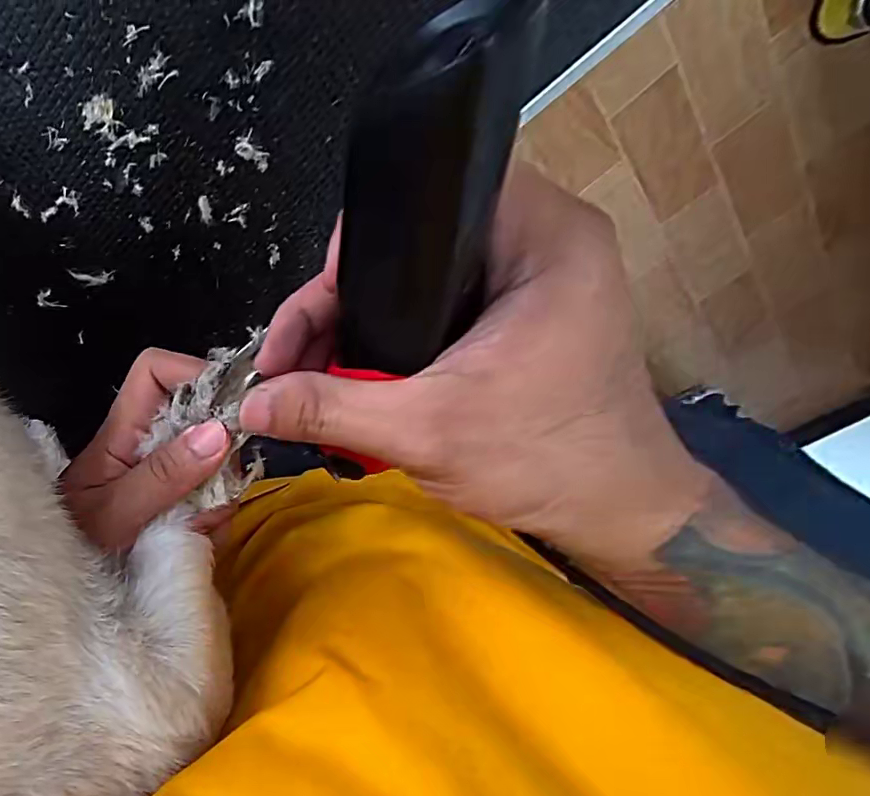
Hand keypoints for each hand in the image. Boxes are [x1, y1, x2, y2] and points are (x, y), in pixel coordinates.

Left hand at [62, 348, 231, 552]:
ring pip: (218, 462)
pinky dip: (216, 521)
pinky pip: (218, 497)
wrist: (69, 586)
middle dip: (220, 457)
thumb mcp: (117, 514)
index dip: (192, 374)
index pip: (156, 371)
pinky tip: (196, 539)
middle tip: (212, 495)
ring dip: (219, 497)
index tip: (225, 414)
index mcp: (123, 431)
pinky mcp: (184, 501)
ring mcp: (170, 472)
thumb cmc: (79, 548)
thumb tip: (217, 432)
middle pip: (203, 417)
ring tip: (193, 529)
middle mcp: (150, 443)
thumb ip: (164, 475)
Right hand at [243, 165, 713, 570]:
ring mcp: (536, 282)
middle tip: (298, 359)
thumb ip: (330, 410)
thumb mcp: (423, 431)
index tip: (308, 317)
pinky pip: (442, 314)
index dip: (348, 256)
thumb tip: (252, 405)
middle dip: (344, 306)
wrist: (616, 514)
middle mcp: (542, 241)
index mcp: (538, 235)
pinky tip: (362, 383)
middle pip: (412, 249)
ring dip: (365, 330)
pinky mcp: (527, 321)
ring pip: (422, 286)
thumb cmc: (540, 462)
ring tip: (319, 378)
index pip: (417, 207)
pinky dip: (399, 346)